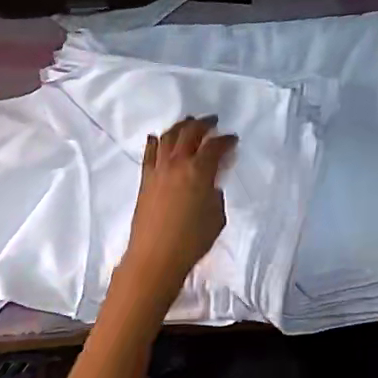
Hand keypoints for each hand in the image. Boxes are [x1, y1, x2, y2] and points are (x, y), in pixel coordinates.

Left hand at [119, 117, 237, 293]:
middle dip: (203, 125)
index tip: (232, 139)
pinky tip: (158, 138)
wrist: (155, 256)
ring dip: (180, 127)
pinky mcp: (145, 179)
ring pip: (168, 138)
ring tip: (188, 124)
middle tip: (212, 121)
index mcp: (199, 171)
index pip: (215, 147)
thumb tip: (210, 183)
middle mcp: (177, 164)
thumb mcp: (216, 216)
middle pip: (189, 134)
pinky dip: (156, 141)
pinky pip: (150, 153)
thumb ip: (215, 194)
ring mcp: (158, 170)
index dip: (226, 140)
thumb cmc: (192, 241)